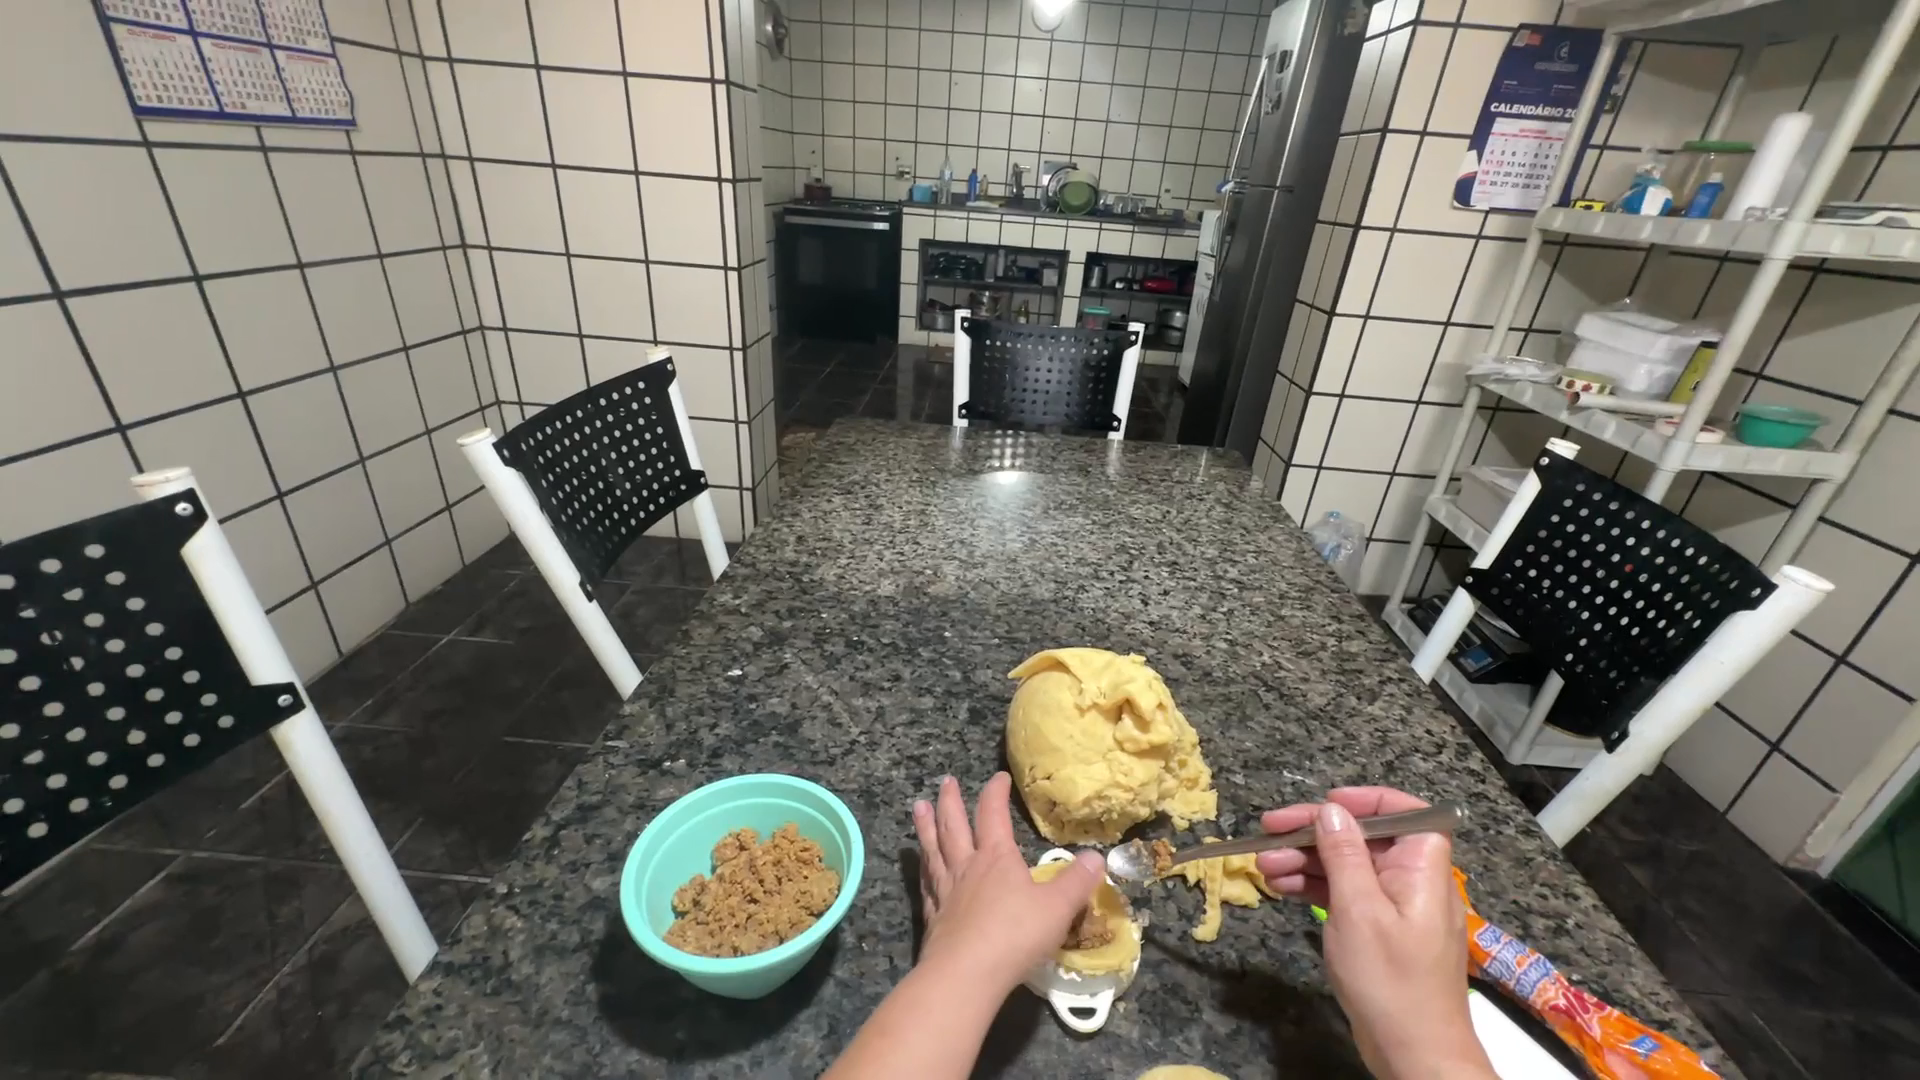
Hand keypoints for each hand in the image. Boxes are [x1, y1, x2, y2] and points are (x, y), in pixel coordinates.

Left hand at [911, 772, 1104, 994]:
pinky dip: (922, 869)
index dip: (996, 792)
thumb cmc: (1014, 936)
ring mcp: (946, 890)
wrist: (966, 974)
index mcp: (996, 858)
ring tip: (919, 806)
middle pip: (955, 825)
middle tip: (945, 781)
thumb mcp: (1057, 908)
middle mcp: (967, 866)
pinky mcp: (933, 916)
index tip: (999, 777)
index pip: (993, 814)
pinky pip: (926, 883)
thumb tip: (1096, 857)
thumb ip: (1076, 882)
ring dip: (926, 826)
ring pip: (934, 849)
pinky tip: (920, 865)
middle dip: (951, 801)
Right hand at [1256, 788, 1493, 1079]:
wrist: (1415, 1057)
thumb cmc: (1390, 980)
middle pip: (1362, 838)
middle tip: (1268, 831)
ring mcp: (1394, 907)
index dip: (1367, 800)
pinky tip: (1280, 887)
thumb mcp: (1358, 910)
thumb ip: (1344, 854)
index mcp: (1421, 870)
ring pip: (1346, 866)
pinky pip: (1344, 893)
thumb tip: (1331, 810)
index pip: (1406, 814)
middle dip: (1314, 833)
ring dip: (1304, 861)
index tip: (1326, 803)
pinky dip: (1313, 887)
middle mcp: (1412, 882)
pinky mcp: (1378, 931)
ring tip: (1262, 866)